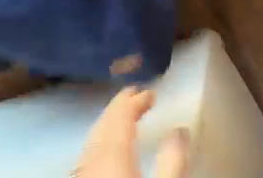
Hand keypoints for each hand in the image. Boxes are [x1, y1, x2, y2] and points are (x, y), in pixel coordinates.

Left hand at [74, 87, 189, 176]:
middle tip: (135, 94)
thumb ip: (173, 159)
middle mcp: (92, 157)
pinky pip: (87, 154)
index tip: (151, 92)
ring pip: (92, 138)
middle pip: (104, 123)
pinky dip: (99, 141)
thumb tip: (181, 129)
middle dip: (119, 106)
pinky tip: (104, 150)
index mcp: (113, 152)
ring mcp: (81, 172)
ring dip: (108, 123)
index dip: (136, 100)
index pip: (122, 115)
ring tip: (121, 118)